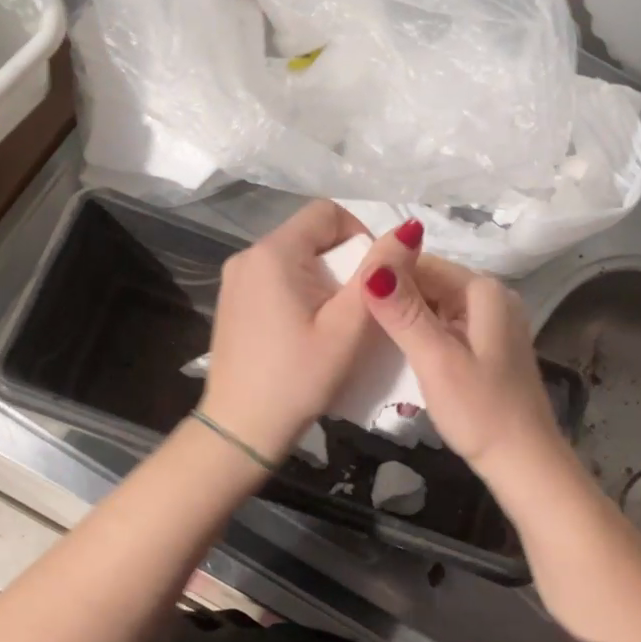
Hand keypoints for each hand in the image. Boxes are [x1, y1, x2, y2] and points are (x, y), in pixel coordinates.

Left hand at [200, 201, 411, 462]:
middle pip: (310, 237)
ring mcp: (234, 281)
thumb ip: (380, 274)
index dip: (360, 236)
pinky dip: (298, 297)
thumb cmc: (299, 378)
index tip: (372, 281)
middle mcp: (247, 256)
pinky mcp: (231, 305)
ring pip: (293, 261)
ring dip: (322, 283)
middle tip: (357, 311)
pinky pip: (274, 283)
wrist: (242, 429)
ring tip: (334, 327)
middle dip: (342, 265)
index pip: (328, 212)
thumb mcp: (348, 327)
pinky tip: (305, 336)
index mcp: (274, 252)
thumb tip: (409, 228)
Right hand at [360, 250, 565, 480]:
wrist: (523, 462)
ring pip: (436, 306)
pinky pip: (447, 328)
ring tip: (370, 340)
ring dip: (406, 320)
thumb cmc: (479, 411)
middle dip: (395, 299)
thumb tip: (373, 266)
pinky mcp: (489, 348)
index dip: (385, 277)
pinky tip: (402, 356)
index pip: (422, 263)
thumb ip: (404, 313)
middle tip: (355, 325)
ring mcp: (493, 324)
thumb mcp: (436, 360)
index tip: (351, 301)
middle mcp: (492, 297)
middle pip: (430, 283)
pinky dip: (424, 337)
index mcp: (483, 290)